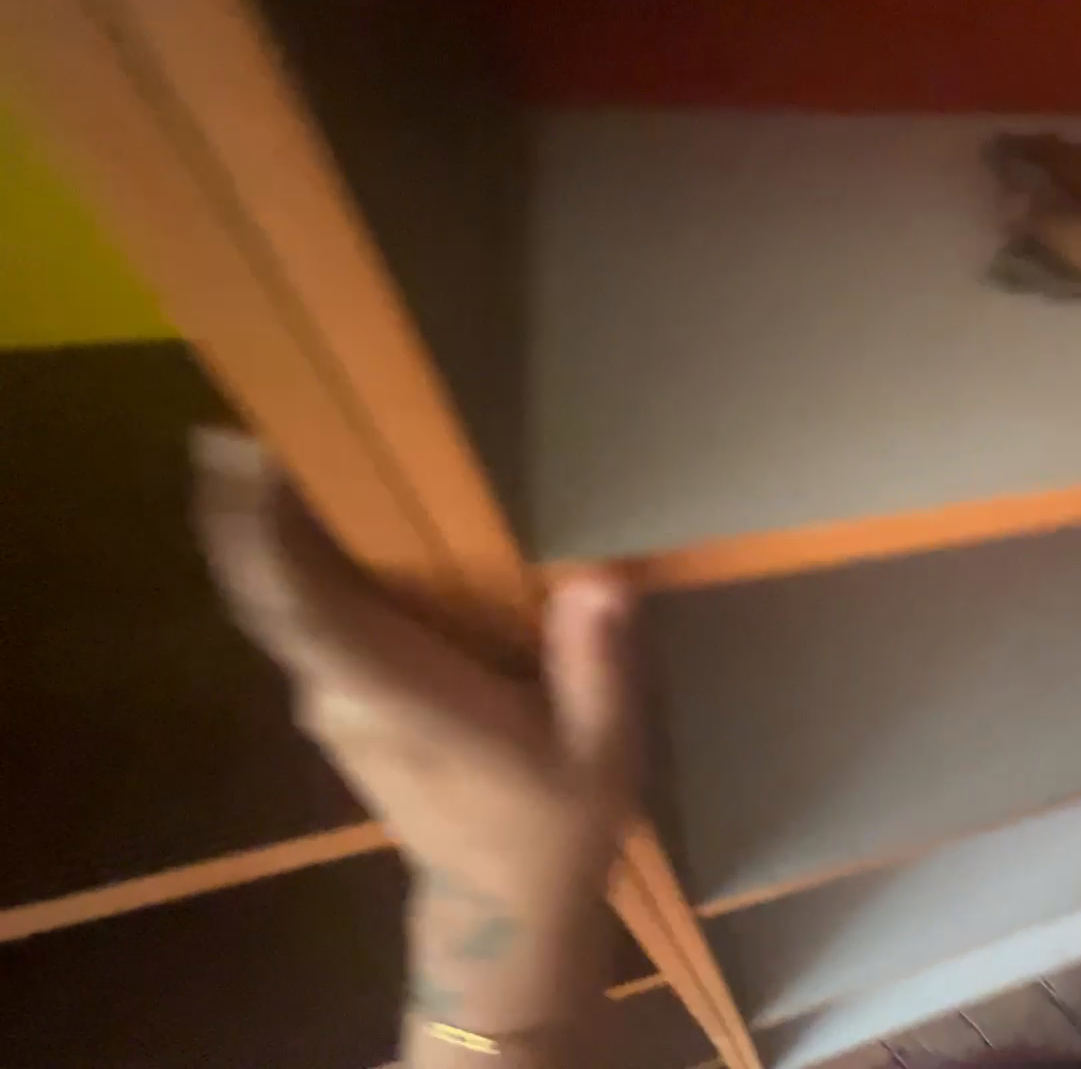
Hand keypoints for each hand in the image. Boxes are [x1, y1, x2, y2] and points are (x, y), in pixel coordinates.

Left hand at [193, 431, 634, 1041]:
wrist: (503, 901)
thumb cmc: (555, 822)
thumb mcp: (601, 749)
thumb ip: (596, 667)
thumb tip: (602, 580)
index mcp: (401, 699)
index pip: (302, 608)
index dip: (259, 530)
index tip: (244, 448)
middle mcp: (342, 695)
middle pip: (284, 588)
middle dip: (274, 500)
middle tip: (312, 413)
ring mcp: (334, 703)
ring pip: (296, 602)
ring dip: (298, 526)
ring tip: (338, 449)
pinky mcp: (347, 706)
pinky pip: (319, 620)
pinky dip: (323, 565)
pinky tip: (372, 526)